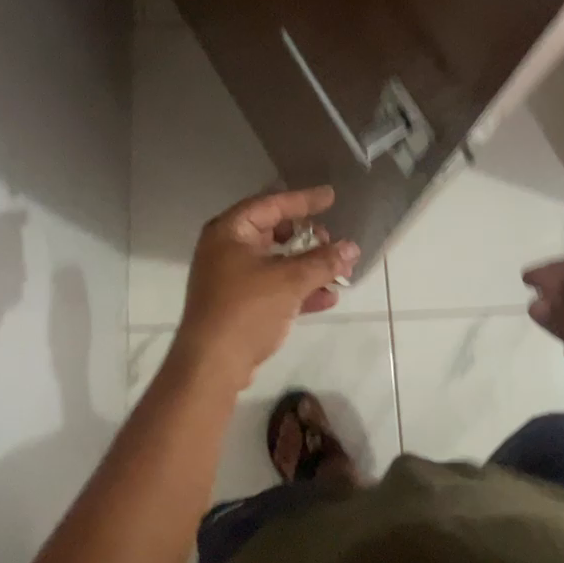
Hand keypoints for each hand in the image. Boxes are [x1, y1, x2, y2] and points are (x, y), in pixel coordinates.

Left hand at [171, 187, 360, 390]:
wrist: (212, 366)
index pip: (272, 204)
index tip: (331, 196)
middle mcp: (226, 248)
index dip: (304, 200)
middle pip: (273, 231)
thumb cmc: (247, 310)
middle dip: (307, 237)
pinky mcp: (238, 304)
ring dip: (307, 266)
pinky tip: (327, 298)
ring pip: (276, 261)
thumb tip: (351, 247)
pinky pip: (273, 287)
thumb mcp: (289, 281)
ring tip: (337, 270)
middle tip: (331, 241)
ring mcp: (230, 278)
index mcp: (230, 231)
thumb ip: (323, 261)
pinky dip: (297, 289)